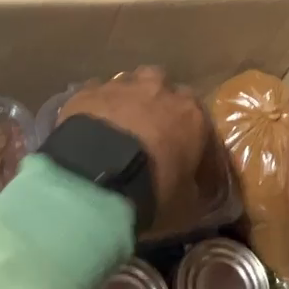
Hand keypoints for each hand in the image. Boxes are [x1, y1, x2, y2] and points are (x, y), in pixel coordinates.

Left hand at [60, 67, 208, 227]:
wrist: (96, 175)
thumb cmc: (152, 188)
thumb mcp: (185, 202)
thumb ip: (192, 188)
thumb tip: (192, 189)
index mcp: (192, 114)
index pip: (200, 121)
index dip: (191, 140)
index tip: (184, 160)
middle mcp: (160, 90)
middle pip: (163, 91)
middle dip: (157, 107)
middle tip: (149, 134)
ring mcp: (122, 85)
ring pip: (129, 86)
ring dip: (127, 102)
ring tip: (117, 129)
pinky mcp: (88, 90)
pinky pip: (97, 95)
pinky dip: (97, 108)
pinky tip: (90, 128)